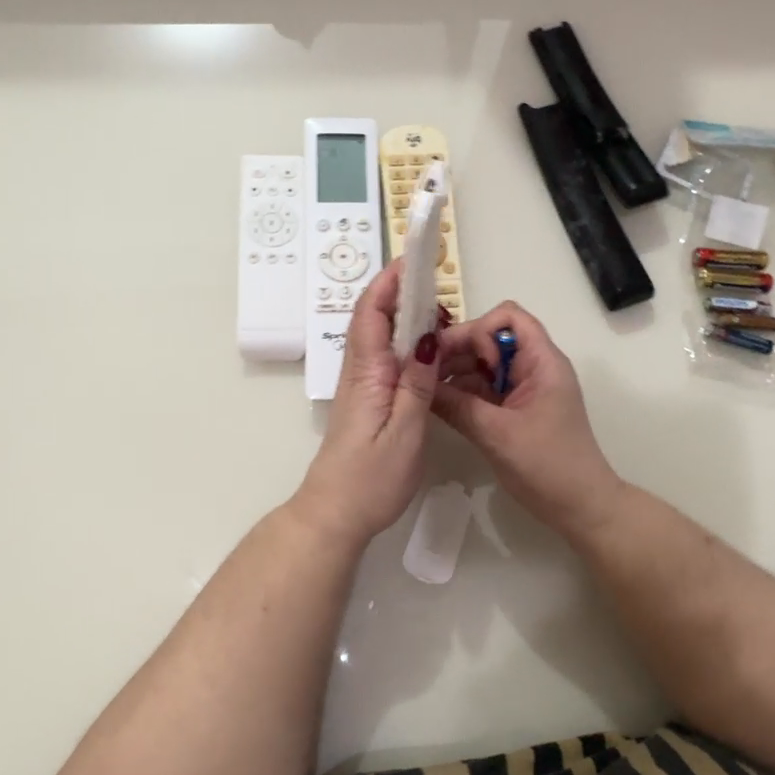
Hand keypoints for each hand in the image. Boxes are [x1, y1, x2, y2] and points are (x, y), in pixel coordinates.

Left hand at [290, 260, 440, 545]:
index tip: (415, 260)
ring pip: (380, 336)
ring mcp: (361, 385)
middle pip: (374, 317)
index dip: (390, 281)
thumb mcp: (405, 433)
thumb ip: (417, 384)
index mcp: (368, 373)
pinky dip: (405, 341)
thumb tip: (426, 335)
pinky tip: (427, 350)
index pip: (371, 312)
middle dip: (401, 292)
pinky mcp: (367, 400)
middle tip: (438, 286)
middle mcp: (360, 371)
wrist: (334, 514)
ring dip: (405, 315)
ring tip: (440, 312)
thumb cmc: (370, 479)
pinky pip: (386, 357)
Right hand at [431, 302, 623, 528]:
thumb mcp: (497, 433)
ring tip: (425, 389)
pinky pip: (485, 389)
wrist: (580, 508)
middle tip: (423, 372)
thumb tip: (416, 382)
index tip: (451, 356)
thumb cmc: (547, 465)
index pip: (508, 317)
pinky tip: (438, 404)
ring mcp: (524, 390)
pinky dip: (463, 392)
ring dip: (456, 372)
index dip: (476, 329)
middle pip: (491, 338)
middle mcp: (534, 368)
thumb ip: (456, 404)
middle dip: (458, 351)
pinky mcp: (516, 411)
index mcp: (542, 361)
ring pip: (484, 364)